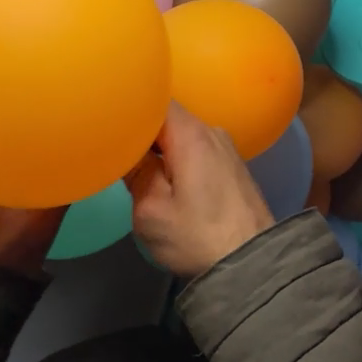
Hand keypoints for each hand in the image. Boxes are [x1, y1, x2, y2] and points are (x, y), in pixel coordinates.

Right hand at [129, 104, 275, 277]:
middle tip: (113, 146)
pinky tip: (163, 175)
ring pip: (183, 135)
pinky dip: (176, 156)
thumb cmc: (198, 235)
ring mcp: (225, 147)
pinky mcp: (231, 165)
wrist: (252, 260)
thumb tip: (126, 147)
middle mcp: (212, 131)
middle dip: (142, 130)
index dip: (132, 107)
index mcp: (191, 134)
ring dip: (159, 146)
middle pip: (170, 117)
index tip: (109, 121)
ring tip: (133, 162)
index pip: (157, 100)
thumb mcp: (151, 210)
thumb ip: (136, 171)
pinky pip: (196, 149)